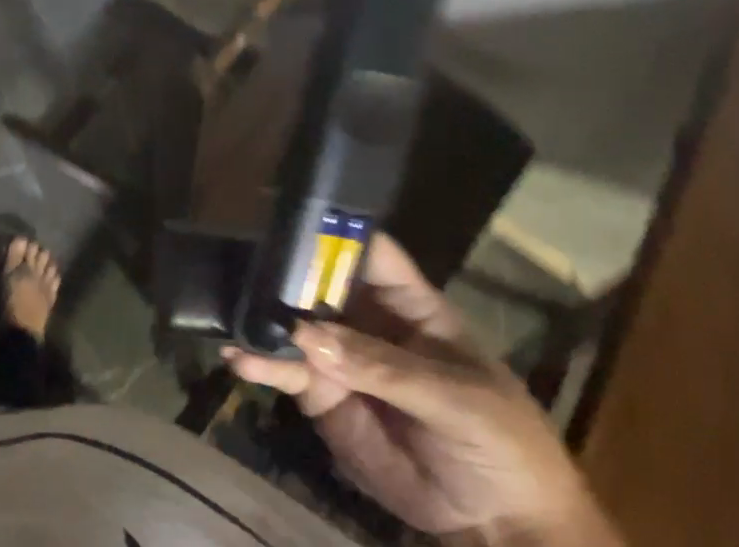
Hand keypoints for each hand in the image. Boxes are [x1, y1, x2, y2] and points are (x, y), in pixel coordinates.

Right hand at [225, 235, 620, 545]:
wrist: (499, 525)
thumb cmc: (503, 445)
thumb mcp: (457, 402)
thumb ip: (382, 368)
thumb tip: (308, 337)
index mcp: (412, 309)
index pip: (370, 256)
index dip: (336, 235)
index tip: (289, 222)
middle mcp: (368, 324)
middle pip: (318, 284)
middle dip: (283, 276)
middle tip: (243, 270)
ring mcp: (340, 360)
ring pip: (292, 326)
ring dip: (264, 321)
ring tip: (235, 321)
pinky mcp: (320, 395)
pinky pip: (283, 370)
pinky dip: (258, 364)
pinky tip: (238, 361)